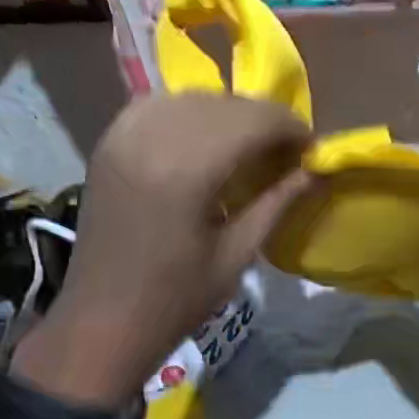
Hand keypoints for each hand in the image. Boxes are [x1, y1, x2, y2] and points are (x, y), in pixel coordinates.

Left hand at [15, 93, 311, 401]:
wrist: (103, 321)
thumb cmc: (177, 298)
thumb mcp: (238, 253)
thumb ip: (277, 201)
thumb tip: (315, 170)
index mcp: (186, 171)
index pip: (252, 120)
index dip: (290, 127)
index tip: (311, 149)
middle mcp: (152, 138)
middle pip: (224, 104)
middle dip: (264, 119)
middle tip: (287, 152)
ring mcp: (123, 135)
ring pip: (192, 98)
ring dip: (229, 113)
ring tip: (250, 145)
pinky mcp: (108, 143)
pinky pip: (159, 105)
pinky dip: (191, 113)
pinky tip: (206, 138)